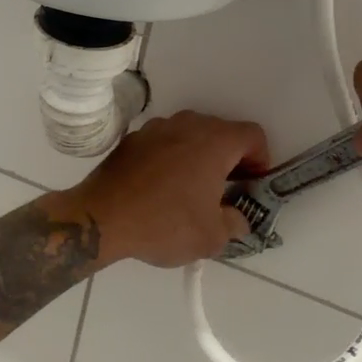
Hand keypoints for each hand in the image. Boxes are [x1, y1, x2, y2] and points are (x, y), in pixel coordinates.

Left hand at [50, 111, 270, 268]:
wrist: (101, 218)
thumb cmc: (164, 224)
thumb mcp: (211, 237)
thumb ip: (234, 224)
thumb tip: (237, 218)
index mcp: (214, 142)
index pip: (253, 135)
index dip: (260, 160)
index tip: (250, 186)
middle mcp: (188, 125)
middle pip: (222, 132)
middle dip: (230, 158)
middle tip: (226, 191)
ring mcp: (157, 128)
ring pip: (191, 135)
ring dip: (199, 156)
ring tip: (192, 190)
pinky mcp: (133, 139)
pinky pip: (164, 142)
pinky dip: (171, 158)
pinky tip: (161, 188)